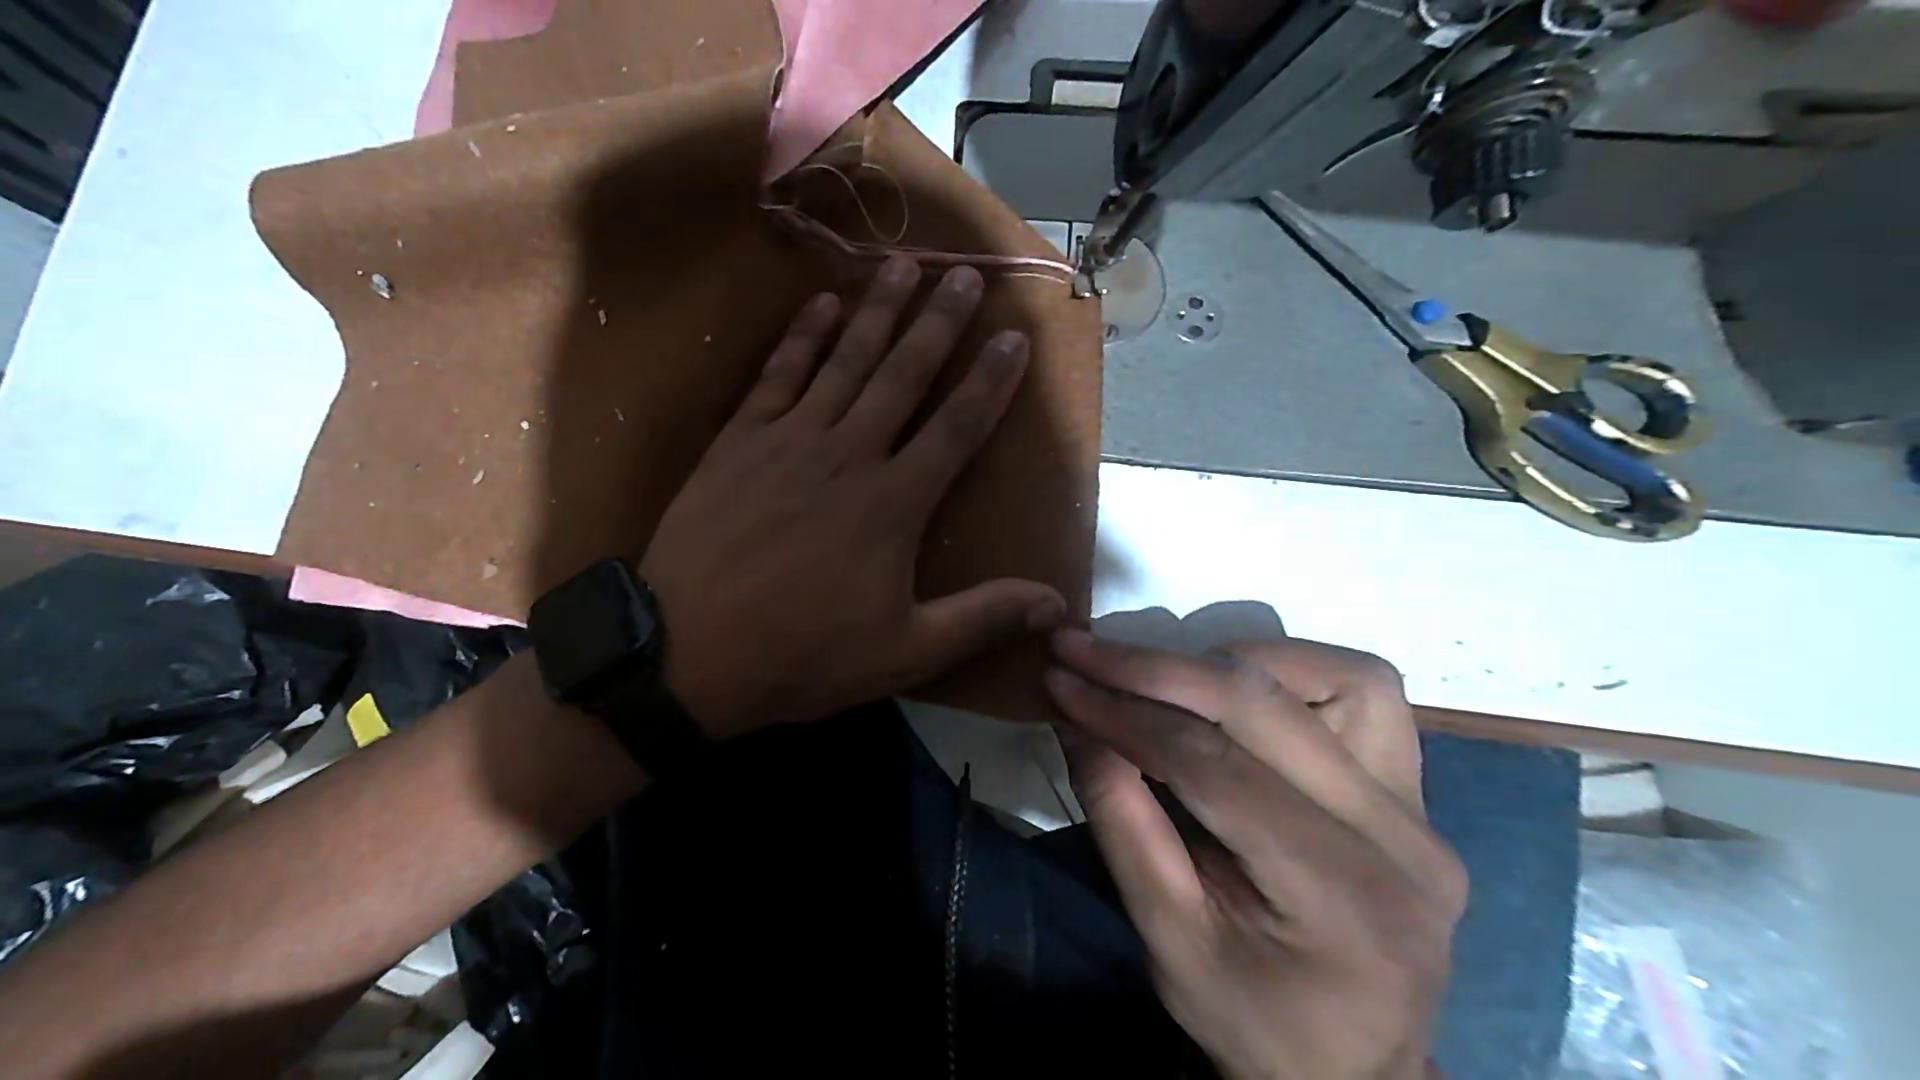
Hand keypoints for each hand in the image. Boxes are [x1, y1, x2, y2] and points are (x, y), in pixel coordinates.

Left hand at [640, 257, 1066, 739]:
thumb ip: (982, 618)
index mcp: (894, 503)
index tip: (1014, 336)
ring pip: (844, 360)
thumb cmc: (805, 655)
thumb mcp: (906, 652)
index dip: (991, 380)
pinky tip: (821, 303)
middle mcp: (848, 455)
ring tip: (903, 264)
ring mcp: (789, 441)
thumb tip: (1058, 604)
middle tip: (963, 272)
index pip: (957, 427)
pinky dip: (801, 336)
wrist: (688, 654)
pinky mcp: (738, 441)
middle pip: (904, 375)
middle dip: (939, 322)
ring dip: (877, 310)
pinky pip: (777, 374)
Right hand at [1045, 630, 1466, 1079]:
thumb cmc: (1253, 1019)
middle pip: (1265, 706)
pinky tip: (1229, 689)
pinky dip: (1286, 672)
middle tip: (1083, 651)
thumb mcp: (1167, 940)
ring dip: (1232, 662)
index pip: (1214, 766)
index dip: (1125, 714)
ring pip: (1337, 675)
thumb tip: (1075, 718)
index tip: (1059, 681)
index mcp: (1341, 898)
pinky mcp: (1417, 787)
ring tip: (1158, 676)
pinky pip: (1361, 689)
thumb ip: (1121, 821)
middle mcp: (1401, 839)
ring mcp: (1423, 807)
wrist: (1356, 1067)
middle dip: (1157, 669)